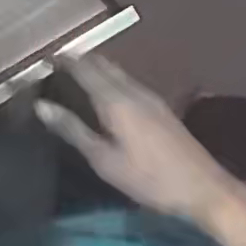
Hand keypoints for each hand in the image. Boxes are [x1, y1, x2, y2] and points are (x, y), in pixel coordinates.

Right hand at [34, 56, 245, 245]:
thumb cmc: (148, 178)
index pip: (85, 68)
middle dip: (80, 59)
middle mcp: (132, 89)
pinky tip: (107, 88)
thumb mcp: (104, 159)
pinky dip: (110, 76)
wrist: (203, 187)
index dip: (65, 60)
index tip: (46, 57)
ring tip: (77, 71)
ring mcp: (149, 95)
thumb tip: (42, 105)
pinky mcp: (160, 105)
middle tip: (58, 62)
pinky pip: (127, 79)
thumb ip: (73, 130)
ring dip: (96, 66)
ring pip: (117, 70)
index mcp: (115, 99)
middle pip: (102, 64)